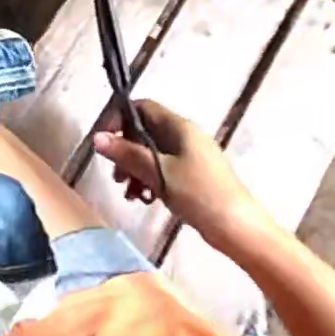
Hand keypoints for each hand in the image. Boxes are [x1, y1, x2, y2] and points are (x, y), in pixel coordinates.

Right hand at [92, 99, 273, 239]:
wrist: (237, 227)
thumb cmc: (199, 193)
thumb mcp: (158, 172)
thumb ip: (127, 154)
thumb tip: (97, 137)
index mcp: (179, 127)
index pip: (141, 107)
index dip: (118, 119)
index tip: (103, 143)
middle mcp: (184, 136)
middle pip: (144, 132)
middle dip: (124, 152)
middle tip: (117, 177)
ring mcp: (189, 156)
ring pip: (151, 153)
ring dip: (135, 170)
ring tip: (130, 193)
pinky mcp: (192, 176)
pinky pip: (162, 170)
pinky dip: (149, 181)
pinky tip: (145, 199)